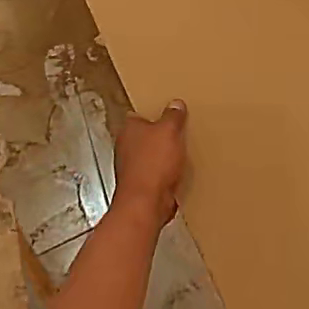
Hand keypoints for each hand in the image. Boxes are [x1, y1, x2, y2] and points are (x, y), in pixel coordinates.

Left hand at [113, 100, 187, 227]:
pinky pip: (155, 172)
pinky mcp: (140, 186)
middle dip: (160, 133)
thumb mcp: (169, 131)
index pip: (138, 114)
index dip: (152, 111)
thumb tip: (176, 103)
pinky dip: (165, 171)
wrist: (146, 204)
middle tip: (179, 127)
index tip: (167, 109)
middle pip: (144, 135)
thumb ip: (173, 116)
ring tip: (183, 148)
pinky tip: (179, 170)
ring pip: (150, 154)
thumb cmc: (154, 162)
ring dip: (163, 154)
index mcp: (129, 130)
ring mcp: (131, 168)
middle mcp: (125, 148)